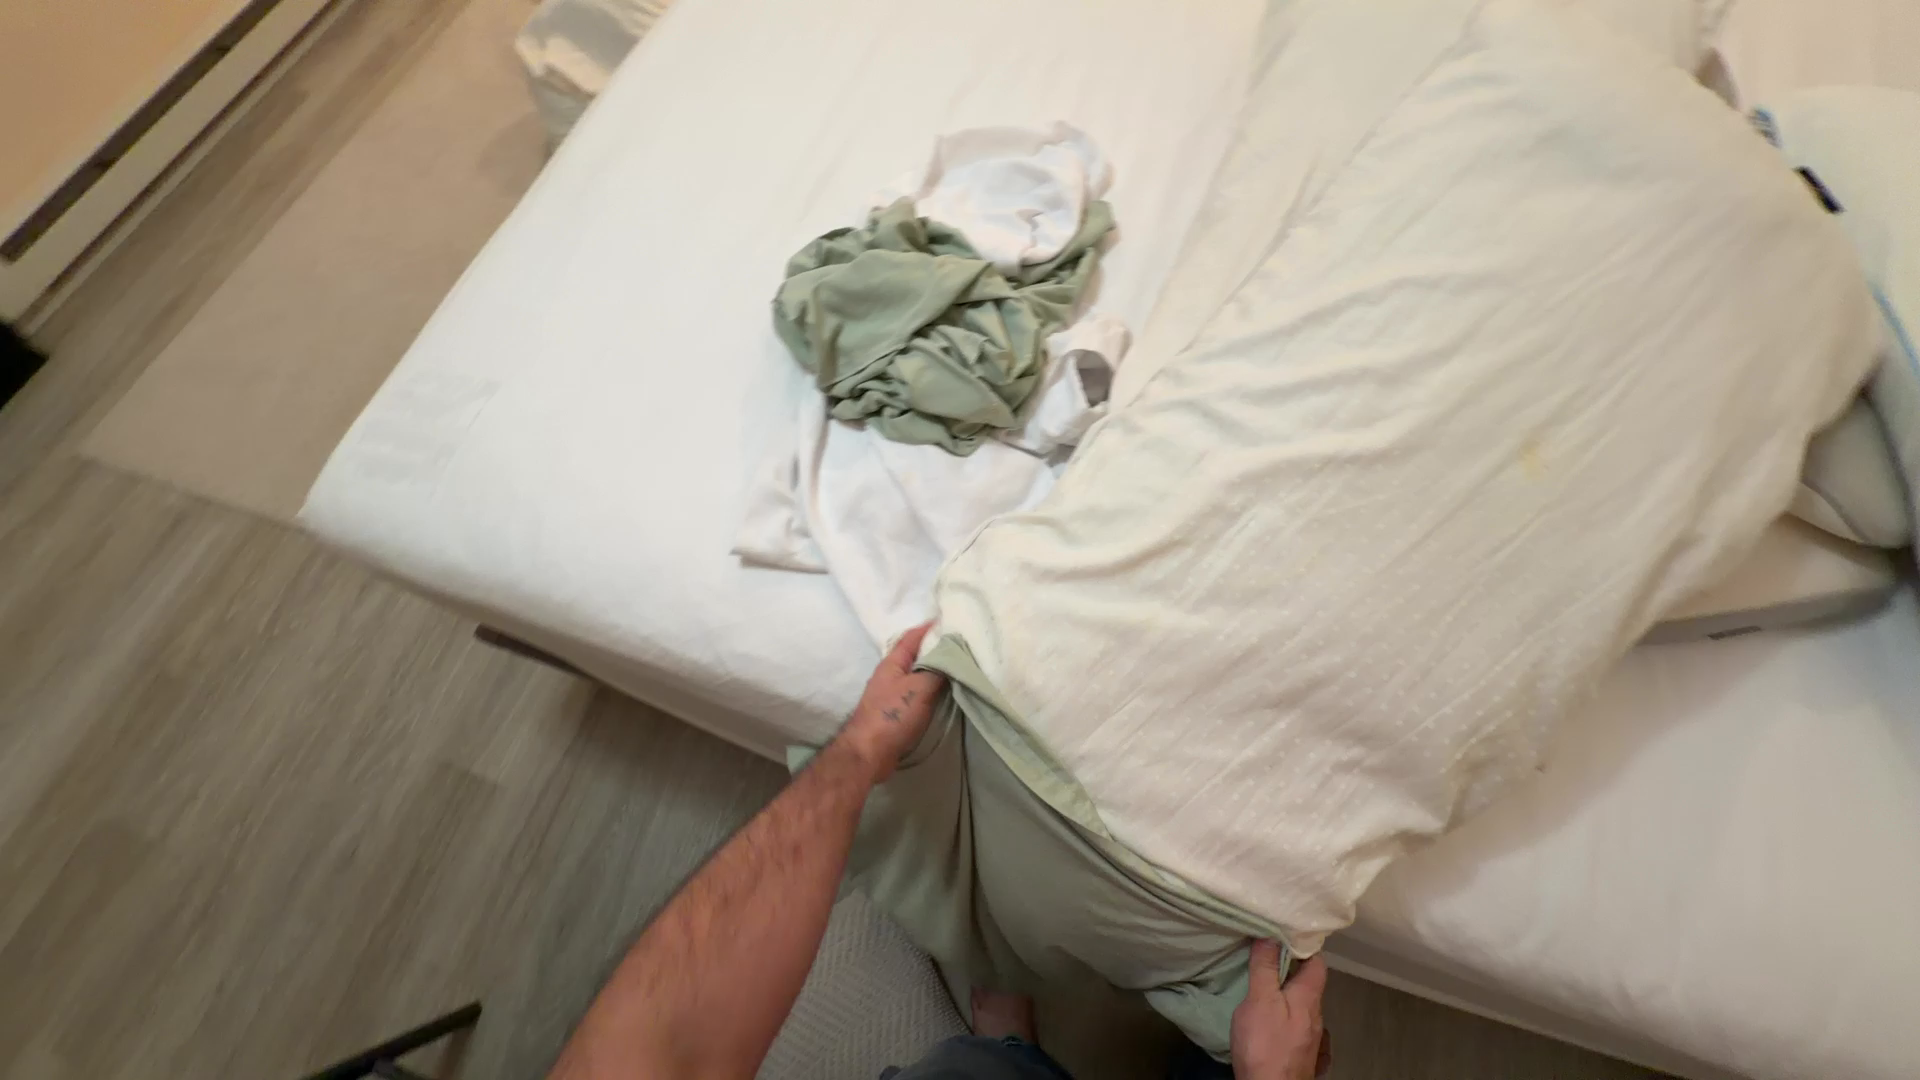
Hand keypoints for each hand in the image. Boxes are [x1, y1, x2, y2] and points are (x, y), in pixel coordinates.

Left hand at [840, 623, 946, 780]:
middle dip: (935, 648)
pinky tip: (945, 693)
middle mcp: (890, 675)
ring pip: (918, 675)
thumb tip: (953, 655)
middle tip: (960, 644)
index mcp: (892, 663)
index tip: (949, 619)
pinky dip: (932, 689)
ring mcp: (892, 695)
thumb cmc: (893, 715)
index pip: (912, 637)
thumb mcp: (920, 688)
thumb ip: (938, 670)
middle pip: (915, 655)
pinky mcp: (896, 713)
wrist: (869, 754)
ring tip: (958, 666)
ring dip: (935, 670)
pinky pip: (918, 693)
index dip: (929, 627)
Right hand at [1231, 942, 1330, 1079]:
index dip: (1303, 946)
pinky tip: (1274, 1014)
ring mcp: (1310, 1038)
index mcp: (1308, 998)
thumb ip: (1265, 968)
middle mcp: (1315, 1016)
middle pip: (1309, 983)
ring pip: (1302, 1004)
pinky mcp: (1301, 1053)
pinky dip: (1286, 1011)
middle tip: (1266, 952)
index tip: (1282, 934)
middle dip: (1291, 966)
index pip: (1317, 963)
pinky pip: (1297, 1023)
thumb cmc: (1265, 1043)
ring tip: (1265, 980)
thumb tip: (1271, 935)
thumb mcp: (1260, 1000)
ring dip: (1287, 990)